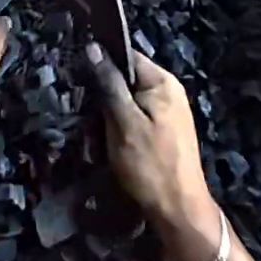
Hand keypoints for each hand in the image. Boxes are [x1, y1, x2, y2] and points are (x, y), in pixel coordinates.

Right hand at [86, 45, 223, 260]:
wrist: (179, 212)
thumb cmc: (150, 165)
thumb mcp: (123, 121)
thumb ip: (108, 83)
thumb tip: (93, 47)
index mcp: (162, 81)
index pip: (125, 56)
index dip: (101, 66)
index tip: (81, 85)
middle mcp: (168, 91)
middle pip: (124, 80)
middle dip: (103, 100)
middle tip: (91, 124)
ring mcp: (168, 112)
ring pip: (126, 102)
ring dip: (109, 119)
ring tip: (100, 141)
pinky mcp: (164, 131)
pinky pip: (134, 119)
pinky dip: (120, 130)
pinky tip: (113, 148)